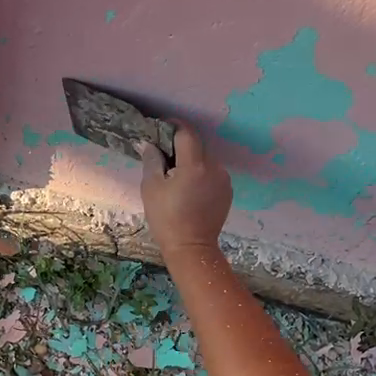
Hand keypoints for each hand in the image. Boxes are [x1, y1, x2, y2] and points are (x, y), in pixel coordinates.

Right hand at [138, 123, 233, 252]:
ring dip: (191, 161)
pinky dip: (201, 174)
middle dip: (180, 146)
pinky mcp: (227, 191)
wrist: (191, 248)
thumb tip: (148, 142)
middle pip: (196, 145)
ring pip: (205, 159)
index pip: (186, 133)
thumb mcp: (151, 187)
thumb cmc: (166, 218)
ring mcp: (224, 180)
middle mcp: (214, 167)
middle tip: (163, 157)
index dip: (172, 126)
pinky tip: (189, 188)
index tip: (160, 129)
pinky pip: (212, 173)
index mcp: (195, 165)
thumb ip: (151, 159)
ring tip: (176, 176)